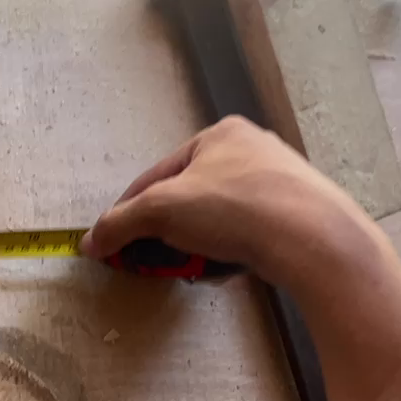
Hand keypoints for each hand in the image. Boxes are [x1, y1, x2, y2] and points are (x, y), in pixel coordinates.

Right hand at [79, 116, 380, 290]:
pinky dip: (224, 250)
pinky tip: (224, 266)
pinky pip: (241, 232)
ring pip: (211, 218)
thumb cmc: (233, 209)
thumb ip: (118, 225)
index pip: (153, 177)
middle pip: (183, 198)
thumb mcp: (160, 211)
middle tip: (153, 259)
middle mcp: (250, 148)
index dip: (127, 213)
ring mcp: (277, 179)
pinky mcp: (295, 211)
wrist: (312, 239)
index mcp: (218, 134)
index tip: (113, 244)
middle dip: (164, 232)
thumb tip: (88, 243)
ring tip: (191, 266)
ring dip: (192, 244)